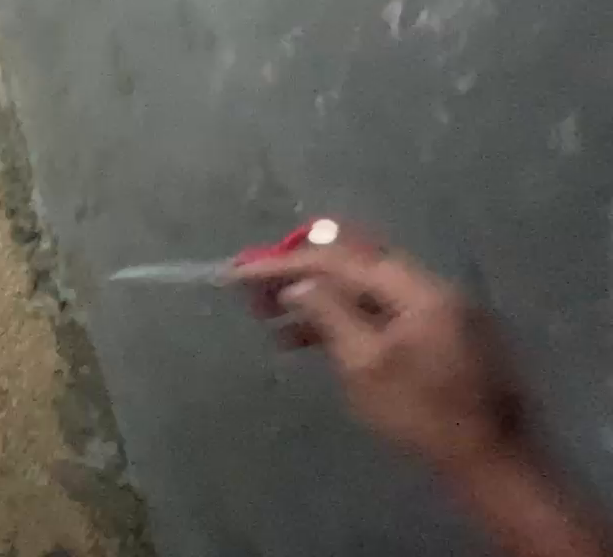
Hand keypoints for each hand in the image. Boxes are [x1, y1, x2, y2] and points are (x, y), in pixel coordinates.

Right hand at [235, 245, 522, 473]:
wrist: (494, 470)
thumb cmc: (422, 412)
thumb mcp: (363, 361)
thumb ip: (326, 311)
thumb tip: (295, 283)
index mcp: (418, 292)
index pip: (337, 260)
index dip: (282, 264)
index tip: (237, 273)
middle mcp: (430, 292)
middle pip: (349, 266)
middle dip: (296, 274)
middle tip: (252, 287)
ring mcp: (435, 314)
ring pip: (356, 290)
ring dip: (310, 298)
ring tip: (267, 316)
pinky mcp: (431, 337)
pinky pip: (372, 312)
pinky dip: (334, 317)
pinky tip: (300, 337)